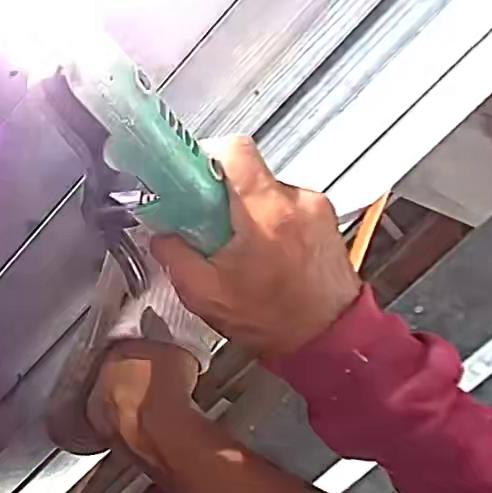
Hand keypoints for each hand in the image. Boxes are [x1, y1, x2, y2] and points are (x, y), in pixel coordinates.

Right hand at [148, 136, 360, 357]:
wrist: (331, 341)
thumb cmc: (275, 320)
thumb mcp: (203, 293)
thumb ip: (173, 256)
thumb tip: (160, 234)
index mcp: (266, 214)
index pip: (234, 152)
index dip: (204, 155)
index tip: (185, 176)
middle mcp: (296, 202)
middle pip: (243, 171)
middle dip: (216, 192)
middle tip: (200, 222)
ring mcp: (314, 207)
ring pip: (260, 187)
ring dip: (239, 207)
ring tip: (230, 243)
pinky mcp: (322, 217)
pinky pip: (279, 201)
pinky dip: (260, 217)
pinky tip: (254, 249)